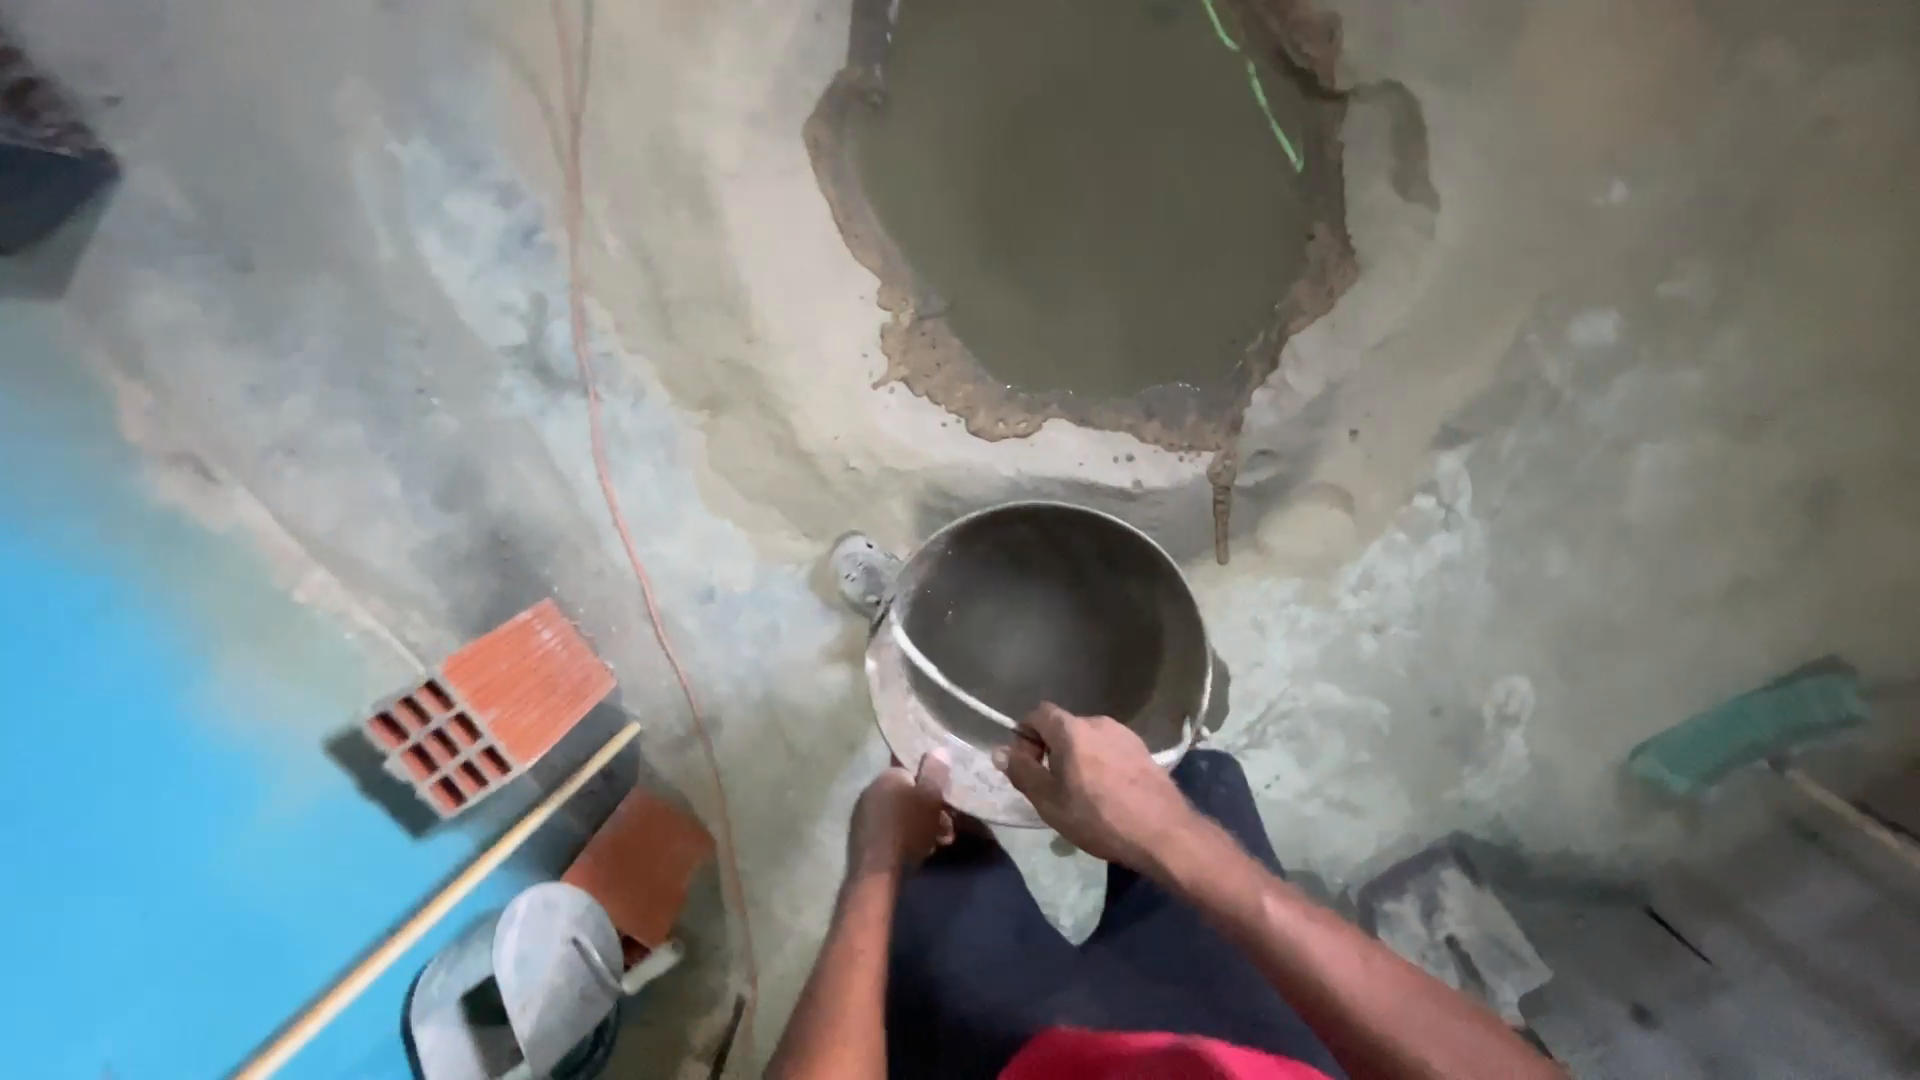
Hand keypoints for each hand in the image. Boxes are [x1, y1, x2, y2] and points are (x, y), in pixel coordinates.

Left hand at [847, 753, 955, 876]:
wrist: (877, 875)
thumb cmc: (908, 831)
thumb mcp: (930, 798)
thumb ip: (935, 772)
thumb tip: (939, 749)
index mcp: (886, 776)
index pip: (912, 770)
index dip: (932, 784)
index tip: (947, 800)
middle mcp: (871, 791)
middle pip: (908, 795)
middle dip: (930, 809)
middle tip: (948, 827)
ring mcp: (863, 815)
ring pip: (901, 814)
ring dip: (921, 825)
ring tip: (939, 843)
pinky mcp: (862, 838)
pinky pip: (890, 830)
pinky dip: (906, 837)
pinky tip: (919, 851)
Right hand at [994, 703, 1198, 870]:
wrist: (1163, 832)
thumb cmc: (1098, 817)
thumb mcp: (1049, 801)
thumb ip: (1021, 772)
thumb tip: (1000, 751)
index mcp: (1071, 729)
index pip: (1037, 714)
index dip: (1024, 736)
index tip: (1027, 766)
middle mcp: (1097, 722)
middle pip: (1062, 726)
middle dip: (1050, 749)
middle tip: (1051, 785)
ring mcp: (1124, 734)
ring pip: (1087, 738)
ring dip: (1077, 756)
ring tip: (1081, 792)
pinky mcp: (1142, 749)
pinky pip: (1109, 748)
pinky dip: (1100, 762)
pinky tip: (1108, 793)